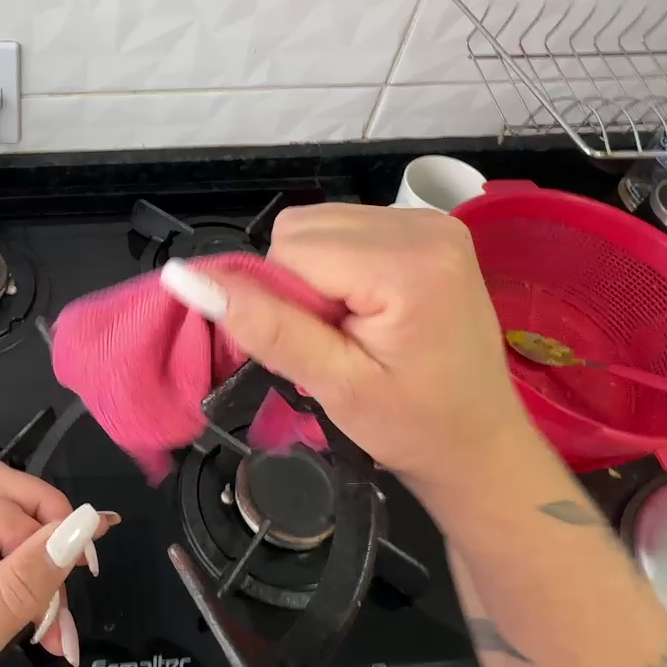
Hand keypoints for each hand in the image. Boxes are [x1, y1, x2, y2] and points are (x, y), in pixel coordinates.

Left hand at [0, 461, 114, 666]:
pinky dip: (29, 599)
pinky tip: (49, 634)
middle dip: (43, 535)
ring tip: (60, 631)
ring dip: (40, 576)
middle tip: (81, 572)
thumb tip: (82, 523)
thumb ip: (22, 582)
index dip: (42, 532)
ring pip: (4, 540)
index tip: (86, 568)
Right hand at [161, 203, 541, 493]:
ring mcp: (430, 222)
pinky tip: (365, 307)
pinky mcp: (428, 228)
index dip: (283, 302)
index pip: (289, 250)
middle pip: (301, 231)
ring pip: (315, 226)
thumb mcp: (334, 386)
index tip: (319, 349)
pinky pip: (342, 228)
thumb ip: (264, 326)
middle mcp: (423, 225)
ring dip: (313, 275)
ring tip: (351, 327)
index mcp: (408, 263)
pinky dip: (335, 266)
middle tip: (335, 341)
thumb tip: (186, 278)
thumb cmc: (413, 427)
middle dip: (297, 285)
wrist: (480, 445)